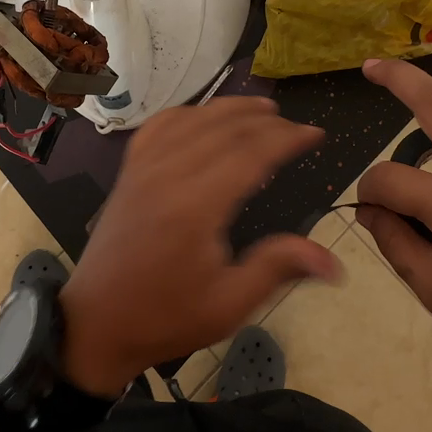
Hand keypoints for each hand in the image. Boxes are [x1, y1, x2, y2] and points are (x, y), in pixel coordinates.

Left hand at [58, 96, 341, 395]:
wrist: (97, 323)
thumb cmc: (167, 316)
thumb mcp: (228, 304)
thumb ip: (277, 268)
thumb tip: (334, 262)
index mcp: (196, 205)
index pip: (251, 153)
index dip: (287, 139)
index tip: (315, 134)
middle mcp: (168, 173)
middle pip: (225, 128)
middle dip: (266, 121)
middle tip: (296, 127)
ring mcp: (144, 167)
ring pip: (193, 119)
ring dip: (230, 108)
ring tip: (264, 108)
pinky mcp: (129, 170)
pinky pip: (159, 125)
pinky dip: (187, 112)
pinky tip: (204, 115)